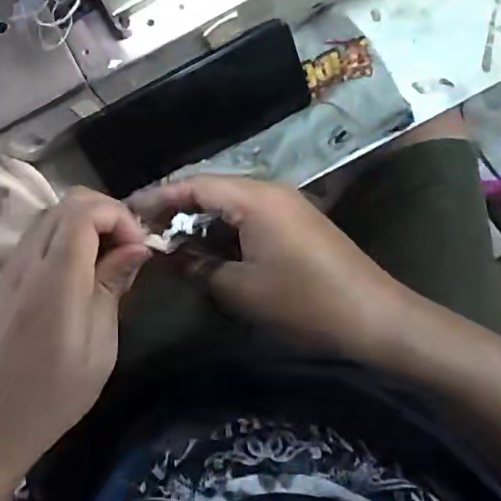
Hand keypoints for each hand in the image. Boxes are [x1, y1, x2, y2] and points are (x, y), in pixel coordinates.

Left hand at [0, 188, 150, 481]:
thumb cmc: (48, 398)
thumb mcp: (98, 349)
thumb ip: (112, 288)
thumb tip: (136, 248)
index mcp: (55, 279)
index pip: (84, 210)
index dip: (119, 216)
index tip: (140, 250)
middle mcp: (28, 262)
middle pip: (68, 203)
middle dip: (108, 214)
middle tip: (130, 250)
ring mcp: (11, 269)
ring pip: (52, 216)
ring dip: (88, 224)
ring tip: (111, 261)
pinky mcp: (4, 281)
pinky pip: (40, 238)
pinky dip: (68, 238)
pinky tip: (83, 274)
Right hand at [129, 176, 414, 358]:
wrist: (374, 316)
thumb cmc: (303, 300)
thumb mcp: (241, 289)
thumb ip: (199, 266)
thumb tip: (170, 255)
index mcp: (254, 197)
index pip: (194, 184)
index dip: (158, 196)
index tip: (127, 209)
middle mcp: (268, 190)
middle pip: (211, 188)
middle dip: (175, 206)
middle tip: (141, 226)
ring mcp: (286, 205)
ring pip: (230, 203)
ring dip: (199, 220)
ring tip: (166, 239)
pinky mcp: (295, 223)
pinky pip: (249, 216)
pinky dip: (223, 230)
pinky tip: (206, 249)